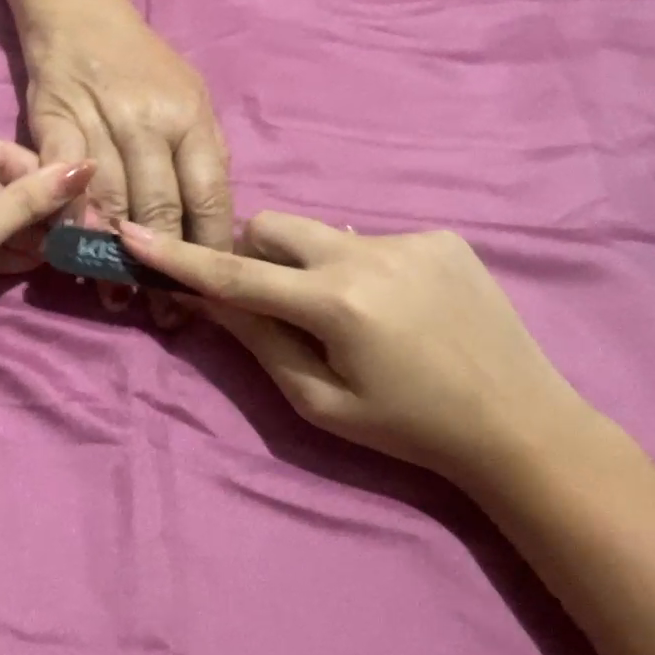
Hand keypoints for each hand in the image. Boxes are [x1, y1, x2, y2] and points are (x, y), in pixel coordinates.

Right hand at [27, 3, 232, 326]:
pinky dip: (69, 226)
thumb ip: (202, 154)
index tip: (209, 291)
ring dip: (114, 258)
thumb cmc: (141, 64)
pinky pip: (62, 186)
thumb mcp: (191, 97)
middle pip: (160, 208)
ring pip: (112, 205)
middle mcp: (150, 121)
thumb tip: (210, 223)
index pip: (208, 196)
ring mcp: (99, 122)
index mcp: (191, 116)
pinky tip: (73, 259)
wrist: (78, 19)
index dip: (208, 250)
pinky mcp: (53, 124)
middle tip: (165, 312)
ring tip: (119, 297)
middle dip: (165, 268)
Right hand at [119, 213, 600, 482]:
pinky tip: (393, 309)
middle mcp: (370, 254)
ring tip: (346, 315)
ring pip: (321, 232)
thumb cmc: (408, 428)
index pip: (235, 273)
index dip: (178, 257)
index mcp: (337, 303)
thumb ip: (259, 341)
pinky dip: (356, 266)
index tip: (132, 234)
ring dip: (306, 263)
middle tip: (268, 302)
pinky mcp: (442, 238)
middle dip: (252, 255)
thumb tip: (206, 298)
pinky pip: (368, 239)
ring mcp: (411, 239)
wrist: (523, 426)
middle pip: (273, 226)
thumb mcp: (318, 401)